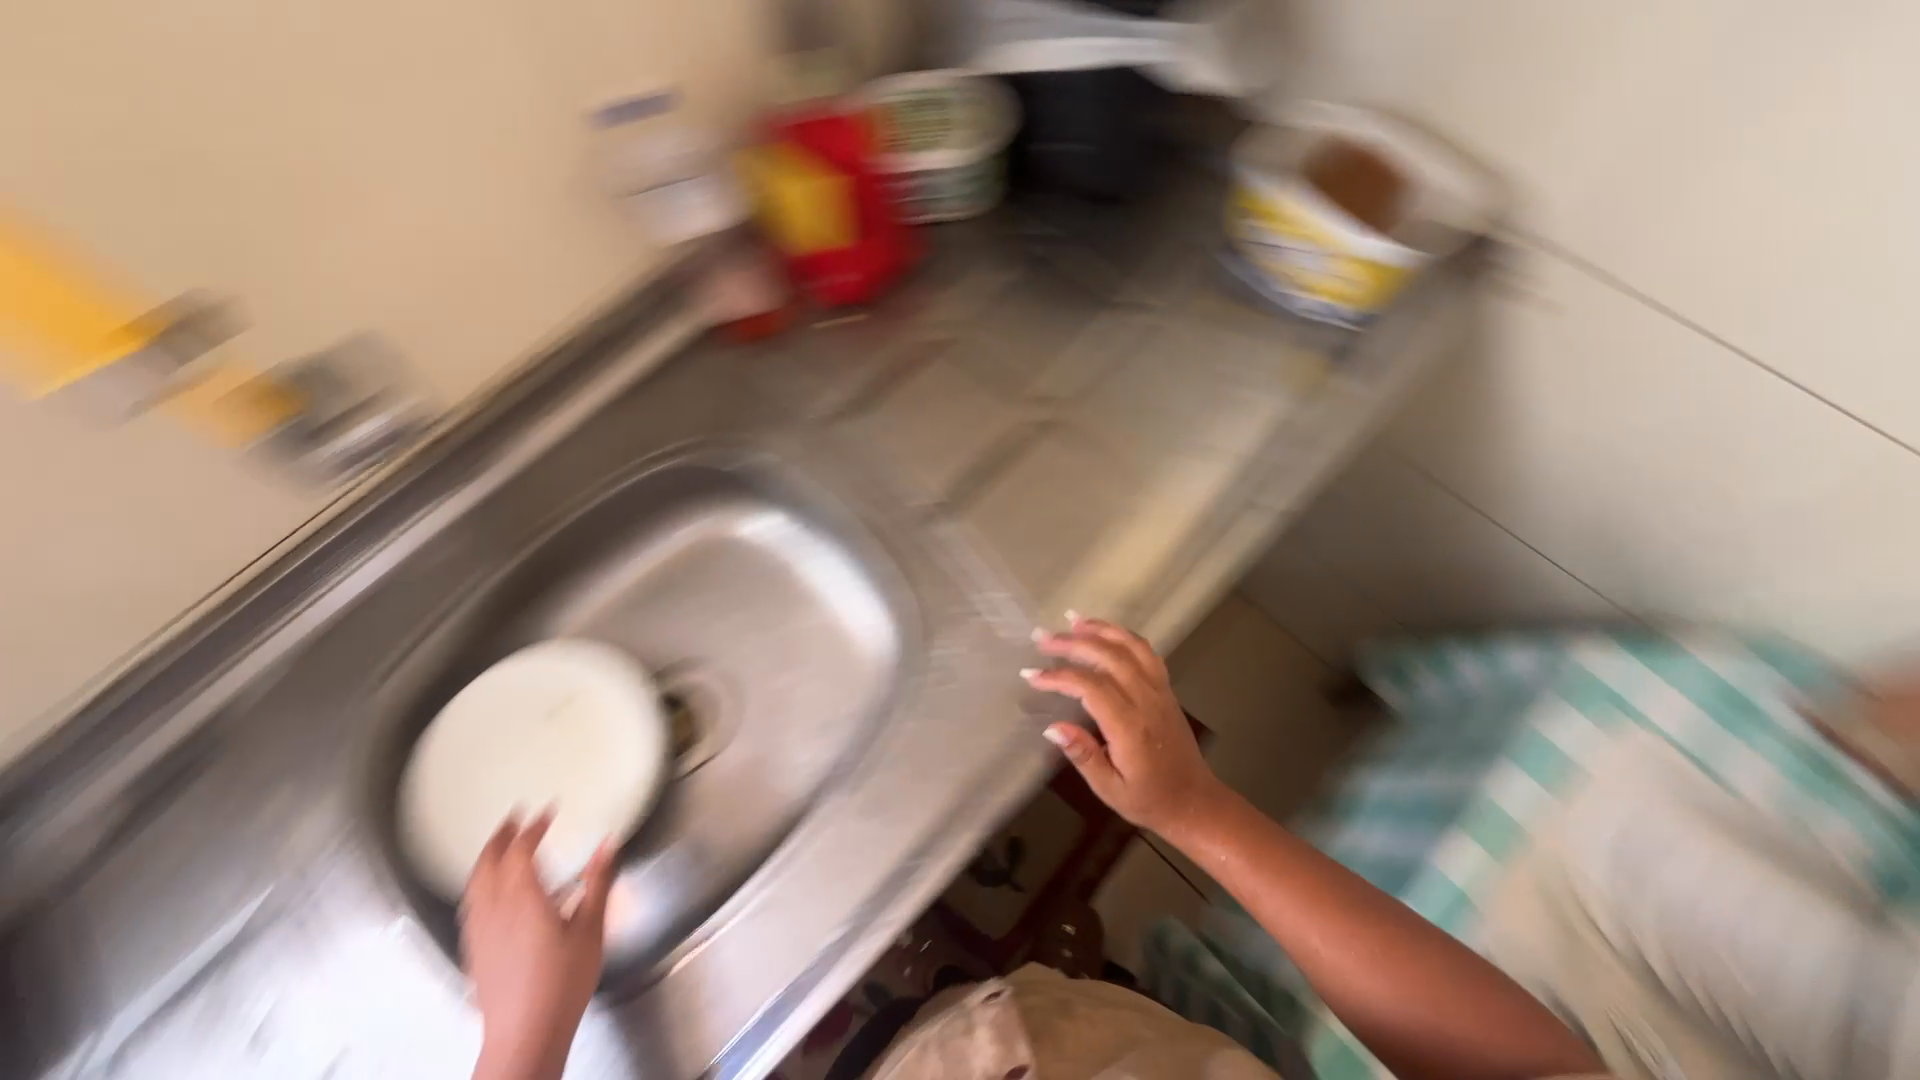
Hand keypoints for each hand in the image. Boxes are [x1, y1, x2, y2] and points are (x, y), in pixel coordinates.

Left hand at [461, 811, 615, 1079]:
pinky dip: (481, 886)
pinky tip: (495, 896)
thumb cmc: (561, 983)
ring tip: (500, 850)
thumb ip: (597, 882)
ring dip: (486, 859)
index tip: (546, 813)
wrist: (526, 1034)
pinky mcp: (474, 952)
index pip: (520, 850)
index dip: (533, 827)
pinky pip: (472, 905)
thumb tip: (607, 846)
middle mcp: (494, 910)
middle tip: (514, 819)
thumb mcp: (591, 928)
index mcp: (522, 898)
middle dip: (500, 836)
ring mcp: (479, 932)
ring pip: (474, 884)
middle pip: (488, 862)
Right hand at [1024, 615, 1225, 838]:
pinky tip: (1104, 632)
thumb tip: (1052, 727)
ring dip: (1101, 629)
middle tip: (1042, 638)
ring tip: (1072, 620)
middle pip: (1109, 657)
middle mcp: (1147, 701)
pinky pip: (1146, 652)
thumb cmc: (1149, 800)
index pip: (1091, 688)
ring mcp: (1160, 691)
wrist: (1195, 801)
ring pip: (1131, 647)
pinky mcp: (1166, 689)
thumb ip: (1083, 755)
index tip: (1032, 675)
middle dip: (1073, 643)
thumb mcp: (1110, 789)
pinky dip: (1123, 636)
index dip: (1060, 677)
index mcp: (1130, 728)